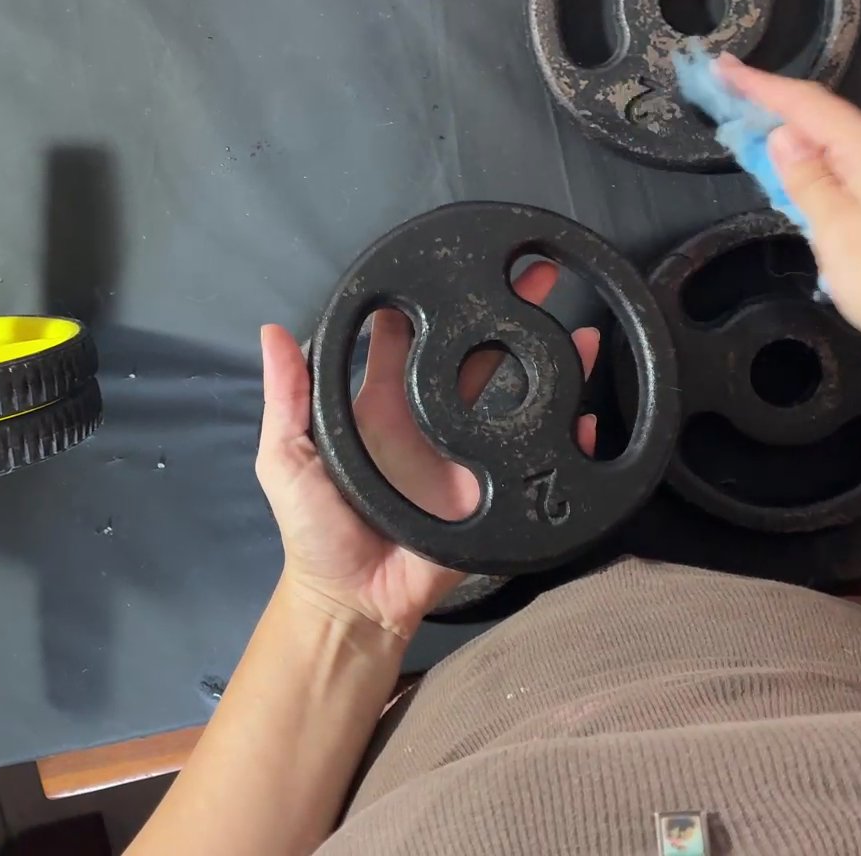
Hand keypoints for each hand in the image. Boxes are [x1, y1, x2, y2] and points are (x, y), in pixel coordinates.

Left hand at [256, 263, 599, 639]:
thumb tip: (271, 330)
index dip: (422, 299)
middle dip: (499, 311)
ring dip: (546, 362)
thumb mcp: (286, 459)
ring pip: (514, 396)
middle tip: (530, 275)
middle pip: (471, 354)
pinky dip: (567, 436)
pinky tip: (589, 413)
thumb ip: (284, 399)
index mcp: (381, 403)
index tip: (447, 260)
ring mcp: (466, 452)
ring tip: (578, 328)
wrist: (355, 601)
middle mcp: (429, 418)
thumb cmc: (314, 529)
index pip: (404, 336)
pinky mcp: (492, 490)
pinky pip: (534, 457)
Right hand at [720, 56, 860, 365]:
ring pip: (834, 144)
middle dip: (771, 104)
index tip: (722, 68)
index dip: (761, 86)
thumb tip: (782, 137)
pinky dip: (811, 161)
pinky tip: (794, 172)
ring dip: (789, 134)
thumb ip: (807, 181)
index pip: (808, 106)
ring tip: (747, 129)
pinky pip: (846, 167)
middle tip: (725, 94)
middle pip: (822, 118)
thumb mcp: (837, 230)